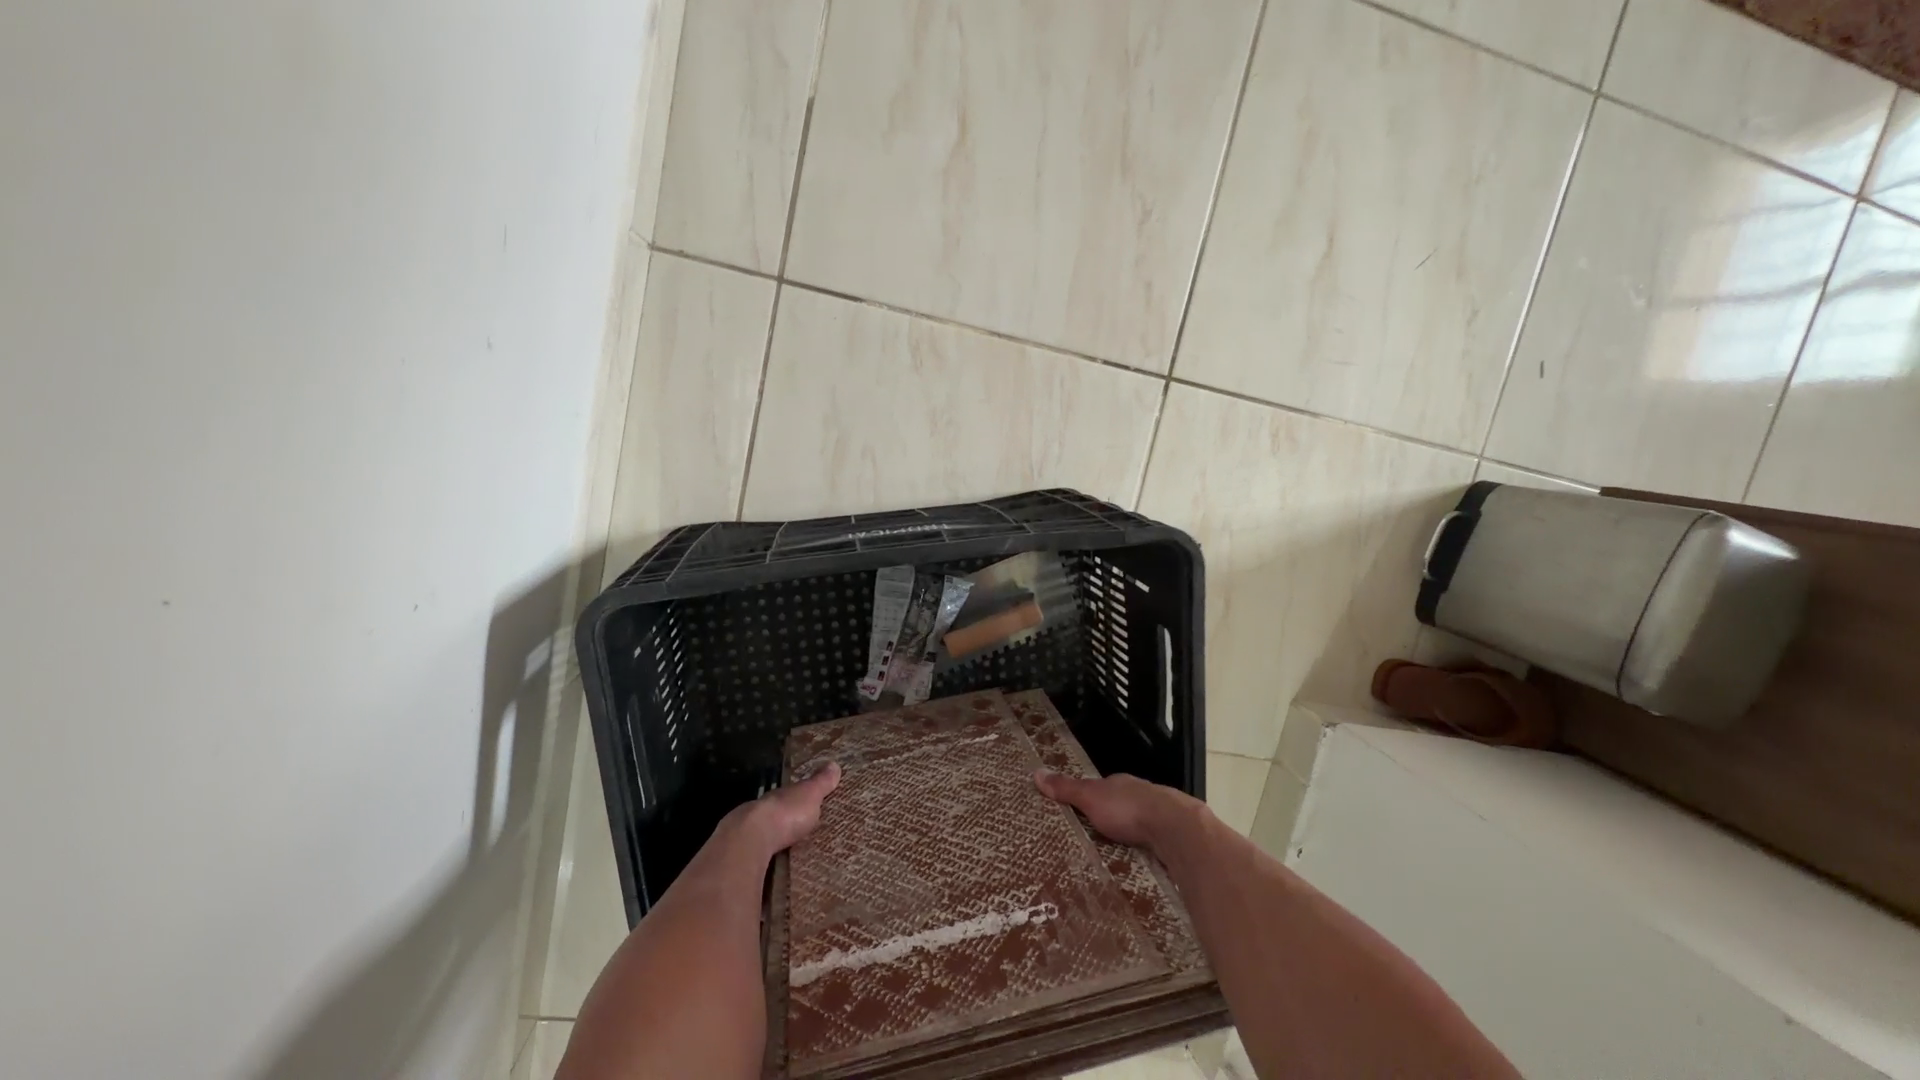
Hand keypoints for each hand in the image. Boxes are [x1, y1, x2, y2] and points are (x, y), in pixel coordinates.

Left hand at [726, 761, 841, 857]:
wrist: (752, 838)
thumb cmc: (786, 812)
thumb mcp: (810, 794)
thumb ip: (820, 782)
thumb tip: (834, 764)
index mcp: (779, 796)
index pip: (789, 795)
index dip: (798, 798)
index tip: (807, 804)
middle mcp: (762, 811)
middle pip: (775, 815)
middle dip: (785, 821)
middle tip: (799, 831)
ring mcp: (749, 832)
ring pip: (764, 834)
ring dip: (773, 840)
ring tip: (788, 852)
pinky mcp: (745, 853)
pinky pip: (758, 853)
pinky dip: (765, 857)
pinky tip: (772, 865)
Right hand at [1032, 769, 1194, 849]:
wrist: (1176, 828)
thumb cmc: (1129, 808)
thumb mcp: (1090, 796)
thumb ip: (1066, 788)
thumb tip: (1037, 772)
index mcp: (1121, 784)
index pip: (1100, 788)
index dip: (1087, 799)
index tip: (1075, 813)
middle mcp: (1141, 796)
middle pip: (1120, 807)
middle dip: (1108, 821)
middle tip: (1089, 840)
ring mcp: (1159, 816)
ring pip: (1138, 826)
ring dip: (1127, 836)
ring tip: (1109, 856)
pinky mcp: (1171, 839)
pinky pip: (1151, 844)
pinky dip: (1142, 851)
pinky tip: (1135, 863)